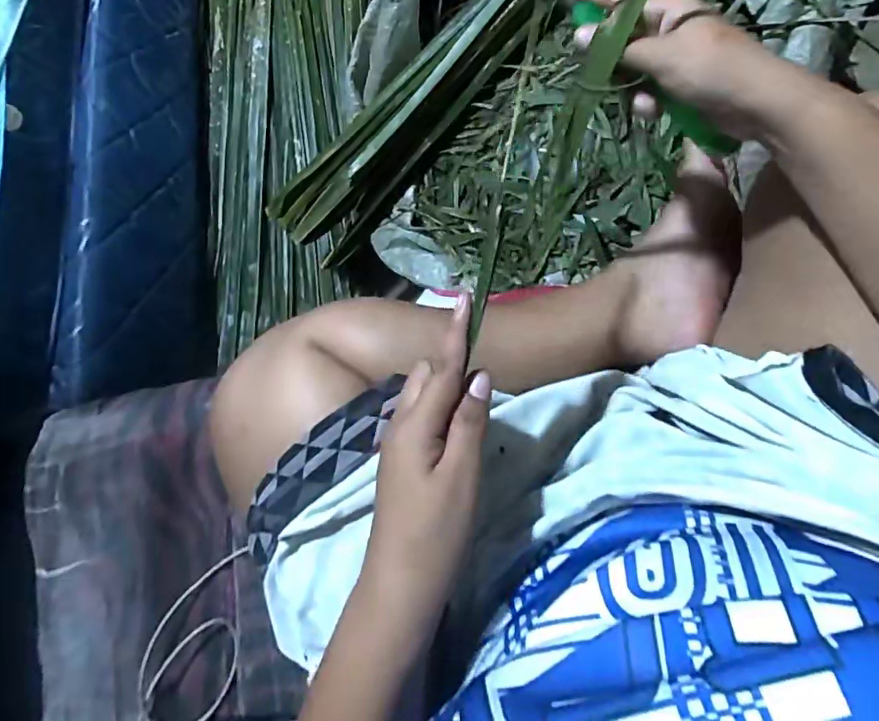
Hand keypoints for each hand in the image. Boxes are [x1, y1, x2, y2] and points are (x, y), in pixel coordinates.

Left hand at [362, 296, 492, 635]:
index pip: (442, 367)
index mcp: (416, 424)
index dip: (455, 332)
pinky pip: (421, 412)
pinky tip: (455, 410)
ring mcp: (398, 442)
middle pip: (428, 374)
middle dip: (451, 353)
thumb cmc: (436, 530)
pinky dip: (440, 399)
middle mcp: (401, 424)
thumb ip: (469, 422)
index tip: (464, 297)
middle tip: (481, 342)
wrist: (398, 581)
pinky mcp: (402, 459)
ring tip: (473, 372)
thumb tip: (479, 373)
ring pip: (422, 392)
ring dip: (445, 376)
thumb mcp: (462, 476)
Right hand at [564, 0, 840, 142]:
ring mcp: (676, 58)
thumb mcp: (661, 55)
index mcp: (670, 10)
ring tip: (641, 103)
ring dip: (630, 88)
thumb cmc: (712, 69)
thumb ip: (619, 47)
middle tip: (593, 70)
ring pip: (632, 68)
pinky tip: (653, 113)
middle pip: (622, 38)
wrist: (761, 105)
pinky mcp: (681, 85)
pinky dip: (647, 101)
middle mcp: (671, 30)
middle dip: (609, 58)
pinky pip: (648, 89)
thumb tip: (580, 36)